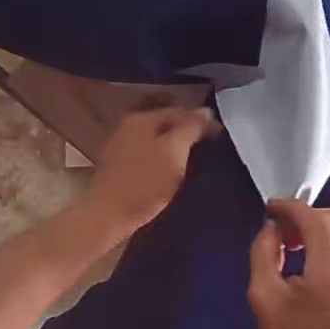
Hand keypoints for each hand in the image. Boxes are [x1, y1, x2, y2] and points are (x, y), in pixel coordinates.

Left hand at [78, 107, 220, 234]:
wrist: (108, 217)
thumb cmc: (143, 183)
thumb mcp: (173, 151)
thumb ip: (190, 129)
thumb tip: (206, 112)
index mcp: (140, 119)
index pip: (178, 111)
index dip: (201, 120)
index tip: (222, 134)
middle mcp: (128, 129)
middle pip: (166, 126)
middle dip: (189, 134)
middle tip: (213, 147)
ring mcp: (121, 149)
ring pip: (158, 143)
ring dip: (177, 150)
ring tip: (199, 161)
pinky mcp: (120, 170)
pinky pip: (149, 159)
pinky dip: (164, 163)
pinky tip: (176, 174)